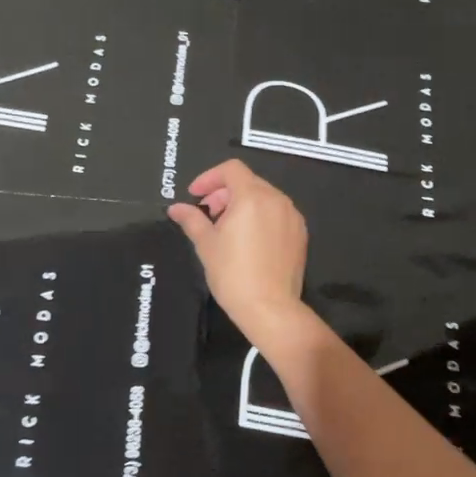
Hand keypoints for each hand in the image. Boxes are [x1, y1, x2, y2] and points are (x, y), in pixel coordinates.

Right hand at [167, 159, 310, 342]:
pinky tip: (247, 240)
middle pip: (248, 182)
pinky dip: (259, 216)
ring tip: (226, 228)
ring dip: (242, 204)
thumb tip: (175, 208)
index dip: (209, 177)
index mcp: (252, 197)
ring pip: (264, 197)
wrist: (269, 307)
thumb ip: (192, 219)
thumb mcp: (206, 244)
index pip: (231, 169)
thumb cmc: (232, 273)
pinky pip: (277, 213)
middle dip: (224, 193)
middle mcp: (276, 200)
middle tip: (207, 214)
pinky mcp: (300, 233)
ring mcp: (292, 216)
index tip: (195, 196)